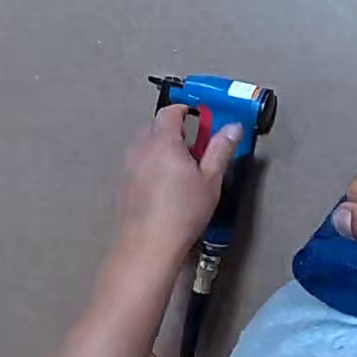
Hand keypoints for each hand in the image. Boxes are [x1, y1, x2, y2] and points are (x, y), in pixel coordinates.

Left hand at [115, 105, 240, 266]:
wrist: (148, 246)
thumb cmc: (180, 214)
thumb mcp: (211, 179)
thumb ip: (221, 149)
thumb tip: (232, 129)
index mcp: (162, 141)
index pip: (170, 112)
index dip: (185, 110)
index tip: (199, 116)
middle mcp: (141, 149)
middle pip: (156, 126)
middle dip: (176, 130)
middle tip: (196, 145)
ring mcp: (129, 166)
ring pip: (146, 144)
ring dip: (163, 147)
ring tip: (183, 167)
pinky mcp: (124, 183)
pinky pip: (139, 162)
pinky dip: (152, 164)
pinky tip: (167, 185)